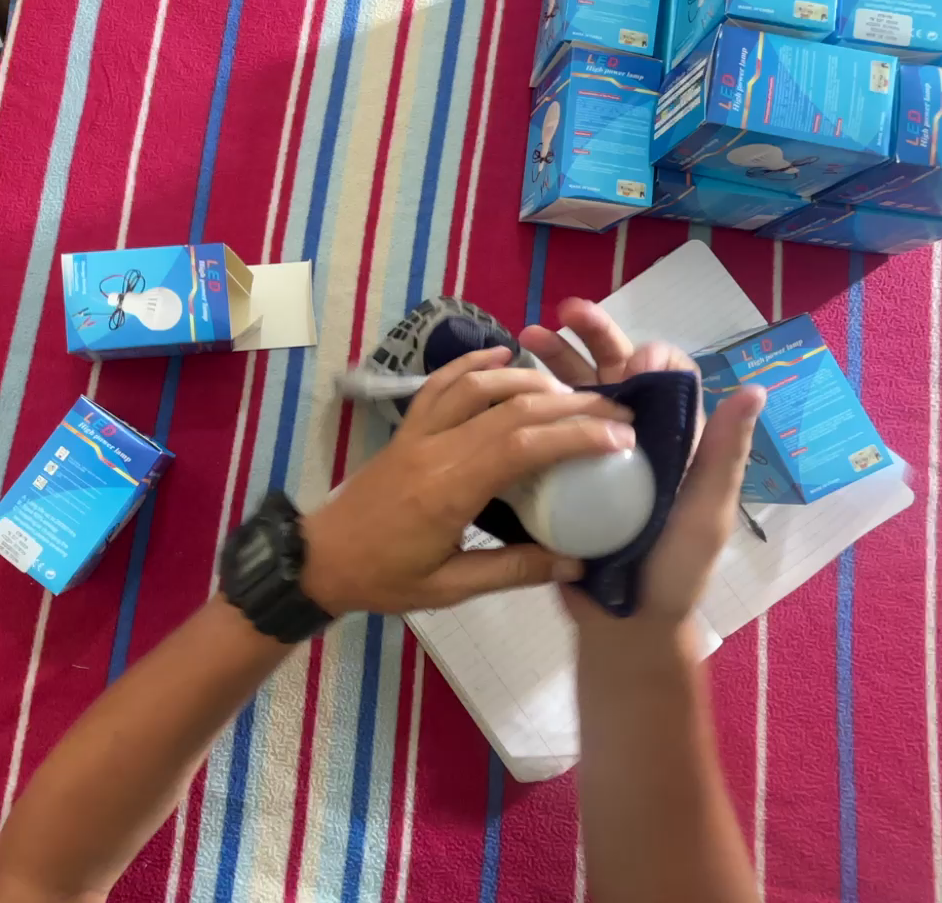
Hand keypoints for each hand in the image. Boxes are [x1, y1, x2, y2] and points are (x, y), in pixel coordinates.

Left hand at [300, 347, 637, 614]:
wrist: (321, 558)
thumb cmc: (383, 577)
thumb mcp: (449, 588)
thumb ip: (512, 570)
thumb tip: (575, 562)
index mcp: (448, 490)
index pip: (520, 445)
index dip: (575, 434)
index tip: (620, 435)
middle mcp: (434, 449)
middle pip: (508, 408)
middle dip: (568, 403)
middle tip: (615, 407)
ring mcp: (416, 432)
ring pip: (475, 386)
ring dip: (526, 379)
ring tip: (570, 389)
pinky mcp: (405, 429)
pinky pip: (439, 385)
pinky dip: (471, 365)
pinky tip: (501, 354)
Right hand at [520, 297, 762, 664]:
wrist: (622, 620)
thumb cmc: (675, 570)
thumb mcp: (706, 512)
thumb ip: (722, 455)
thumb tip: (753, 389)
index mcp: (670, 439)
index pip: (659, 378)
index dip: (641, 354)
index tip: (622, 353)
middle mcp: (628, 437)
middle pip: (609, 374)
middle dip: (586, 338)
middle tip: (557, 314)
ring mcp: (588, 455)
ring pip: (570, 394)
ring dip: (549, 361)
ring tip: (522, 339)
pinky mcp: (556, 475)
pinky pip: (542, 433)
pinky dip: (525, 406)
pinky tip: (506, 392)